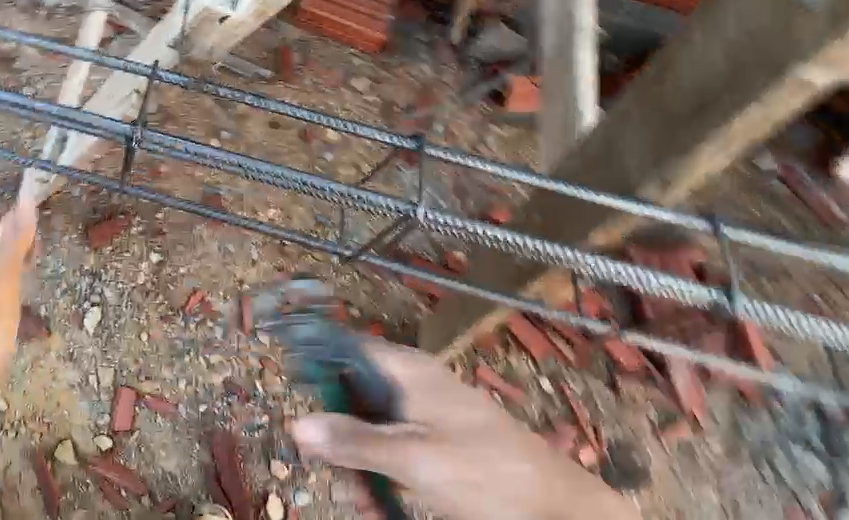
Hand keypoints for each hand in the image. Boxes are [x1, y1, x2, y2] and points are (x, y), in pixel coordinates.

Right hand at [290, 339, 638, 519]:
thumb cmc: (487, 473)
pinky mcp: (437, 440)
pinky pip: (392, 446)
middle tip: (332, 469)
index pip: (341, 344)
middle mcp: (410, 382)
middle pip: (351, 390)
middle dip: (337, 431)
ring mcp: (425, 412)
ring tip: (364, 502)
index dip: (311, 357)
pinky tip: (381, 503)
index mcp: (404, 369)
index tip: (288, 381)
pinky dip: (381, 471)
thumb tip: (297, 426)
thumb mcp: (414, 461)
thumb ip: (355, 442)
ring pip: (369, 424)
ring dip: (358, 461)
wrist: (560, 510)